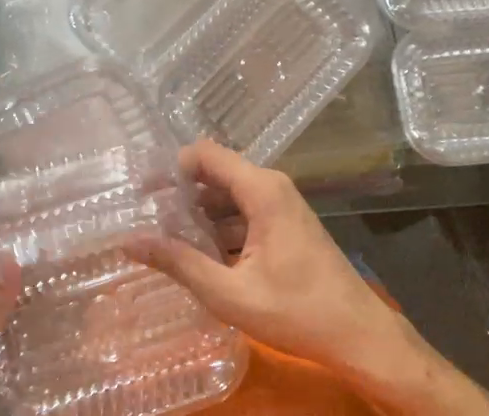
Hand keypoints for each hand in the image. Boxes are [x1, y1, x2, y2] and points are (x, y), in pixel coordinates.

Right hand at [129, 140, 488, 415]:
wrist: (359, 335)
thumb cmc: (296, 311)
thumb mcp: (229, 293)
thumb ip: (178, 262)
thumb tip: (129, 242)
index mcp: (260, 189)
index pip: (203, 153)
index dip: (169, 168)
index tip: (141, 193)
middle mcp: (270, 186)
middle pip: (214, 174)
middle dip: (180, 195)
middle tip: (147, 221)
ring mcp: (280, 204)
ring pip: (227, 196)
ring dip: (198, 216)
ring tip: (166, 242)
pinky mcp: (284, 224)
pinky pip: (243, 212)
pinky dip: (219, 229)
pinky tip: (200, 257)